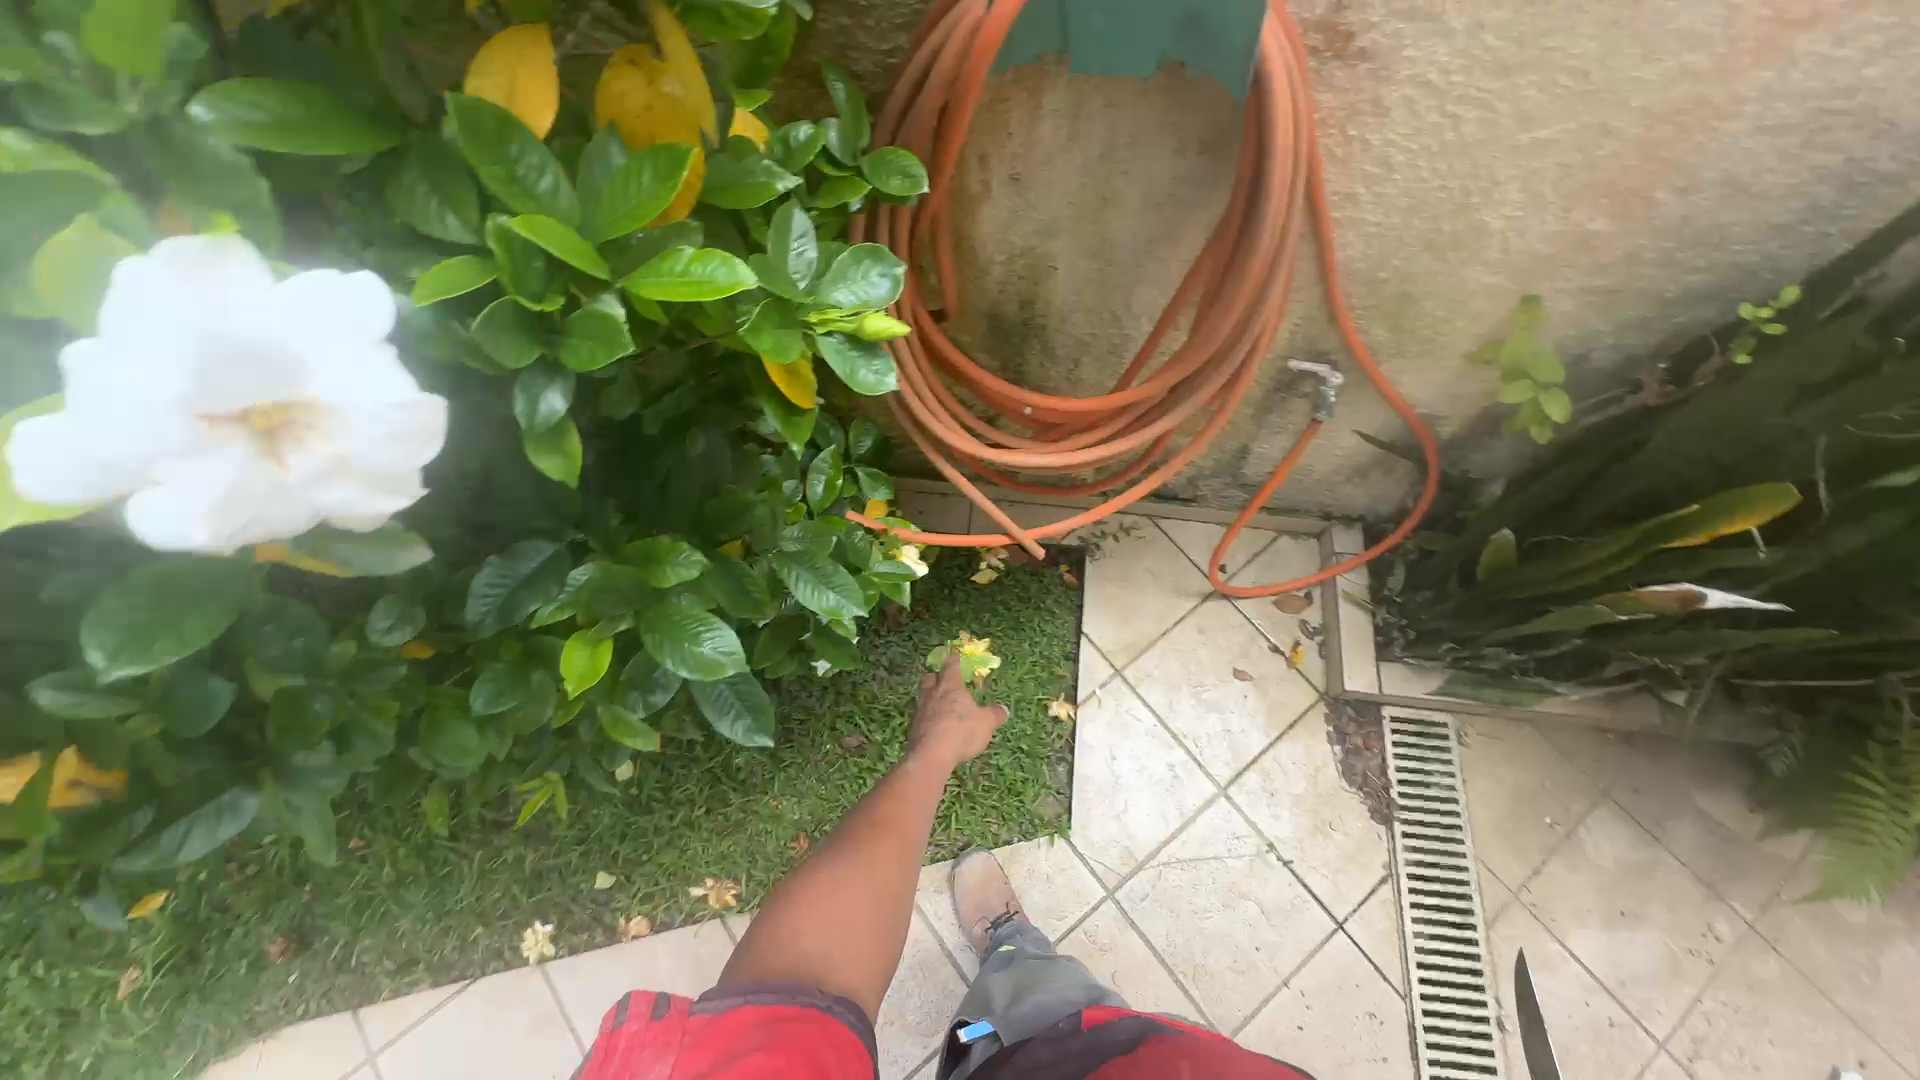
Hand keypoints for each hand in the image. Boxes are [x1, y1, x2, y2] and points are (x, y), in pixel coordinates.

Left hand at [907, 655, 1008, 770]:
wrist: (931, 754)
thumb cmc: (962, 731)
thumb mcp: (986, 723)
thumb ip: (994, 715)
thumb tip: (1004, 709)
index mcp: (950, 686)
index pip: (951, 666)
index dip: (953, 660)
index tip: (954, 655)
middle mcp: (932, 693)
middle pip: (929, 678)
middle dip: (936, 677)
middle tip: (943, 680)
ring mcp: (920, 710)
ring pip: (922, 696)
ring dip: (930, 697)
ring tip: (939, 703)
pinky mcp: (913, 727)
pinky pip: (920, 716)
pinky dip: (927, 717)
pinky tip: (934, 725)